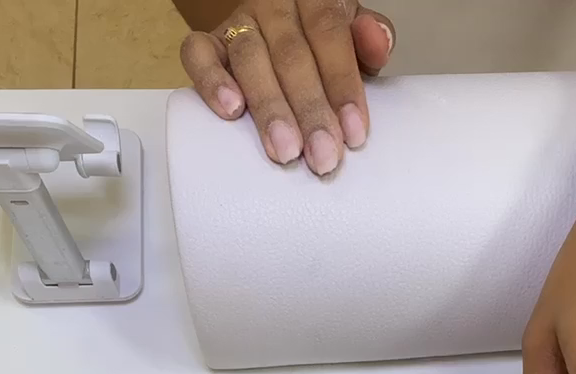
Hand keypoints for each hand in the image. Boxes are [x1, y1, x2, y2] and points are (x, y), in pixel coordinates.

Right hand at [180, 0, 394, 175]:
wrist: (278, 42)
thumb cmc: (322, 55)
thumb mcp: (351, 46)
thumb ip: (366, 43)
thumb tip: (378, 41)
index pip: (329, 31)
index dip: (342, 83)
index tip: (354, 133)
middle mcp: (273, 6)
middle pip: (291, 53)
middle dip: (310, 110)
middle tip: (322, 156)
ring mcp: (237, 24)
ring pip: (249, 57)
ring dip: (269, 107)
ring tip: (285, 151)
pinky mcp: (207, 45)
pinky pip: (197, 54)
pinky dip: (212, 81)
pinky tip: (231, 111)